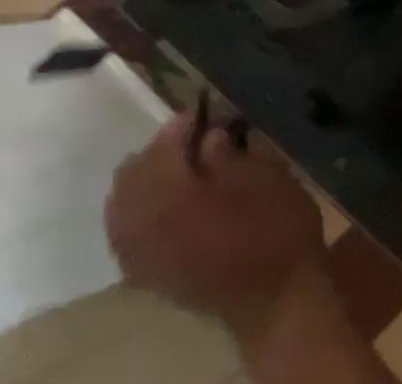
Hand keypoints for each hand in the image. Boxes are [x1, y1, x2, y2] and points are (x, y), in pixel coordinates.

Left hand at [105, 106, 326, 337]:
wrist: (270, 293)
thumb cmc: (277, 227)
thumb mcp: (267, 179)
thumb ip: (230, 153)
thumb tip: (211, 134)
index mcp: (168, 192)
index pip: (163, 145)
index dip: (185, 123)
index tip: (209, 107)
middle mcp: (136, 217)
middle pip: (133, 172)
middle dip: (162, 149)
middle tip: (201, 136)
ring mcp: (134, 246)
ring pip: (125, 200)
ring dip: (150, 178)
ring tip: (187, 167)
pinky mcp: (141, 266)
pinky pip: (128, 226)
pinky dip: (146, 206)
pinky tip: (174, 203)